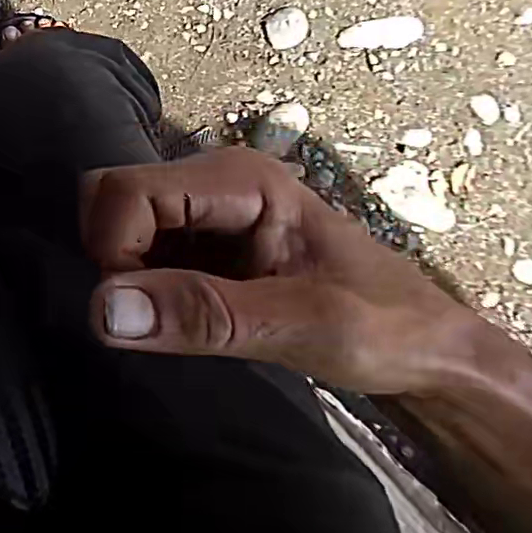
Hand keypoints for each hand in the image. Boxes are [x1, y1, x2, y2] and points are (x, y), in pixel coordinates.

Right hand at [81, 147, 491, 396]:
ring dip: (122, 276)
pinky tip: (177, 310)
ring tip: (175, 316)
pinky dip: (132, 284)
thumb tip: (101, 309)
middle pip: (108, 199)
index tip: (141, 310)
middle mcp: (208, 182)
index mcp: (239, 179)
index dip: (114, 250)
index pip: (124, 192)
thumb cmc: (392, 330)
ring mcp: (198, 211)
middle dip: (111, 257)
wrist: (430, 353)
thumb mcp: (307, 326)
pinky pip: (129, 250)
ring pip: (111, 225)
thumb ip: (204, 315)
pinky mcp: (191, 241)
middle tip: (155, 310)